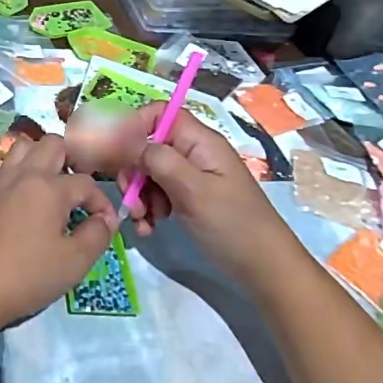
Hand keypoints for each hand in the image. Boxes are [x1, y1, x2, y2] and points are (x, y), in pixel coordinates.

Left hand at [0, 135, 118, 330]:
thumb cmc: (25, 276)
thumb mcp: (73, 262)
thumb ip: (96, 235)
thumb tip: (104, 220)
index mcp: (49, 188)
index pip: (86, 183)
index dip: (101, 203)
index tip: (106, 226)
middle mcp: (24, 175)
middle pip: (53, 144)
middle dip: (74, 160)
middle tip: (80, 191)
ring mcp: (0, 183)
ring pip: (24, 147)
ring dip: (44, 157)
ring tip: (55, 187)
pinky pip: (7, 166)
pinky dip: (22, 170)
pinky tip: (28, 198)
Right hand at [96, 104, 285, 280]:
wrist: (265, 268)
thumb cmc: (234, 225)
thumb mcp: (194, 190)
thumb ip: (158, 159)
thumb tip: (125, 138)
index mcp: (199, 142)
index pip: (159, 113)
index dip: (134, 126)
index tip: (116, 154)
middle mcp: (192, 153)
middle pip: (147, 145)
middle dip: (133, 171)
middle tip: (131, 200)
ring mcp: (190, 176)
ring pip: (148, 171)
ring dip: (138, 194)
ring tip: (143, 220)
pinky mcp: (187, 197)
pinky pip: (157, 192)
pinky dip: (148, 208)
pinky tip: (149, 228)